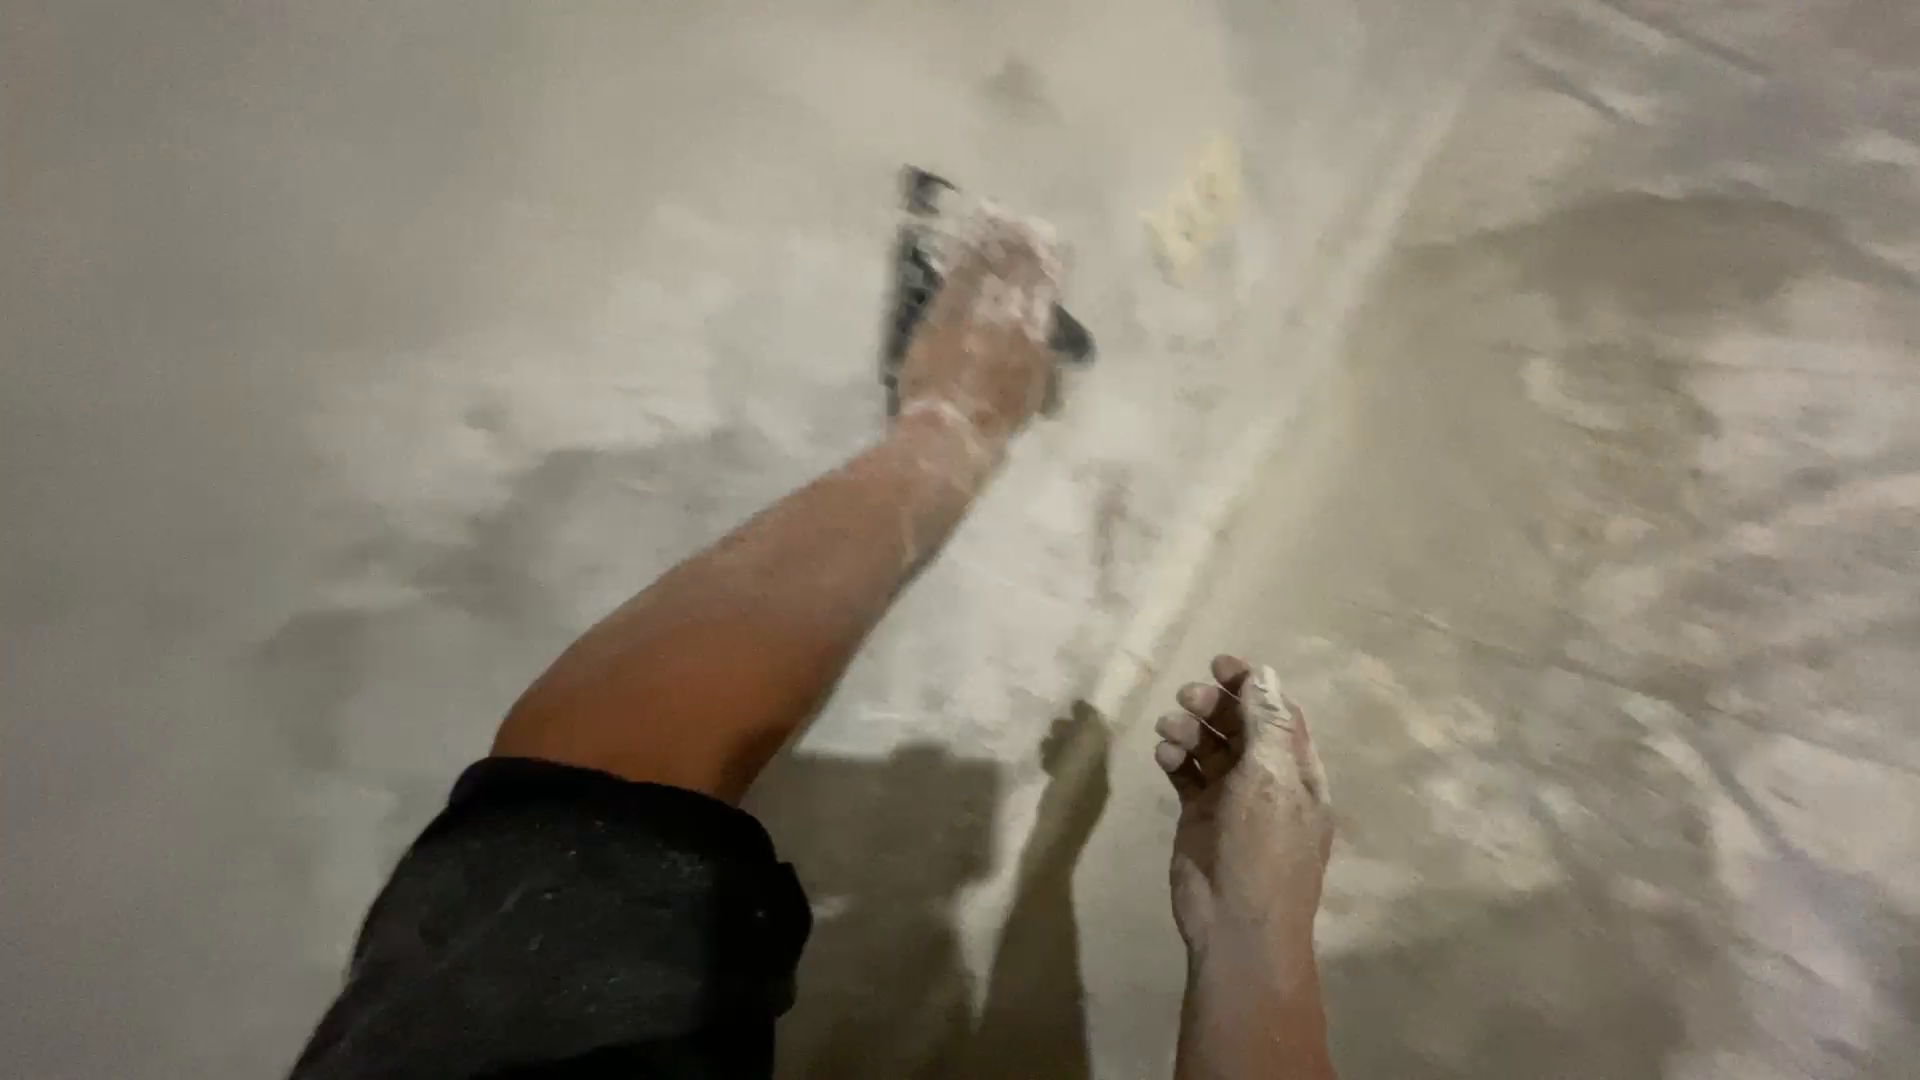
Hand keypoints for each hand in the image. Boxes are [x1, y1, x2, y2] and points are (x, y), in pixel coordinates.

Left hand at [895, 208, 1063, 449]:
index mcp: (1033, 335)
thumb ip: (1040, 366)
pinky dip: (960, 260)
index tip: (1052, 244)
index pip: (1046, 289)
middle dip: (1020, 245)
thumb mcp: (1032, 395)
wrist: (950, 430)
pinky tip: (963, 243)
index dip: (1049, 264)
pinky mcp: (937, 317)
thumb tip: (1042, 348)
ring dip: (991, 242)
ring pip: (984, 268)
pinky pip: (952, 280)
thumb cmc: (995, 425)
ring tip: (995, 217)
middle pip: (1016, 271)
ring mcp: (969, 312)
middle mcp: (1006, 316)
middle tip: (1022, 222)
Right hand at [1155, 656, 1333, 959]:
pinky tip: (1164, 755)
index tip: (1218, 663)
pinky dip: (1174, 757)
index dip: (1251, 685)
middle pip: (1240, 725)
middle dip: (1214, 704)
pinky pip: (1185, 772)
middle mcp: (1265, 780)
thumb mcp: (1272, 779)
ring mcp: (1230, 798)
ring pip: (1209, 746)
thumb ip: (1266, 722)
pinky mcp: (1198, 813)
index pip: (1277, 714)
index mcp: (1296, 772)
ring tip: (1169, 729)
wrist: (1235, 925)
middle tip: (1186, 697)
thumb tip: (1264, 672)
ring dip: (1190, 729)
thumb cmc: (1263, 848)